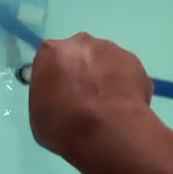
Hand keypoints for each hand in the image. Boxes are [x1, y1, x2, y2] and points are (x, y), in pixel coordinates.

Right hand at [27, 32, 155, 158]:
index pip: (50, 61)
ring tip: (107, 107)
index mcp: (51, 52)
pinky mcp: (134, 61)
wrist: (106, 131)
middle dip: (80, 72)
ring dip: (104, 77)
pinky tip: (123, 107)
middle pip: (78, 55)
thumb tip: (59, 98)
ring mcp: (110, 49)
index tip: (60, 97)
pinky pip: (125, 73)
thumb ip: (47, 97)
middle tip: (83, 100)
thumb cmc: (63, 125)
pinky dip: (123, 86)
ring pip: (104, 61)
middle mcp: (80, 42)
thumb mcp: (38, 115)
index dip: (55, 79)